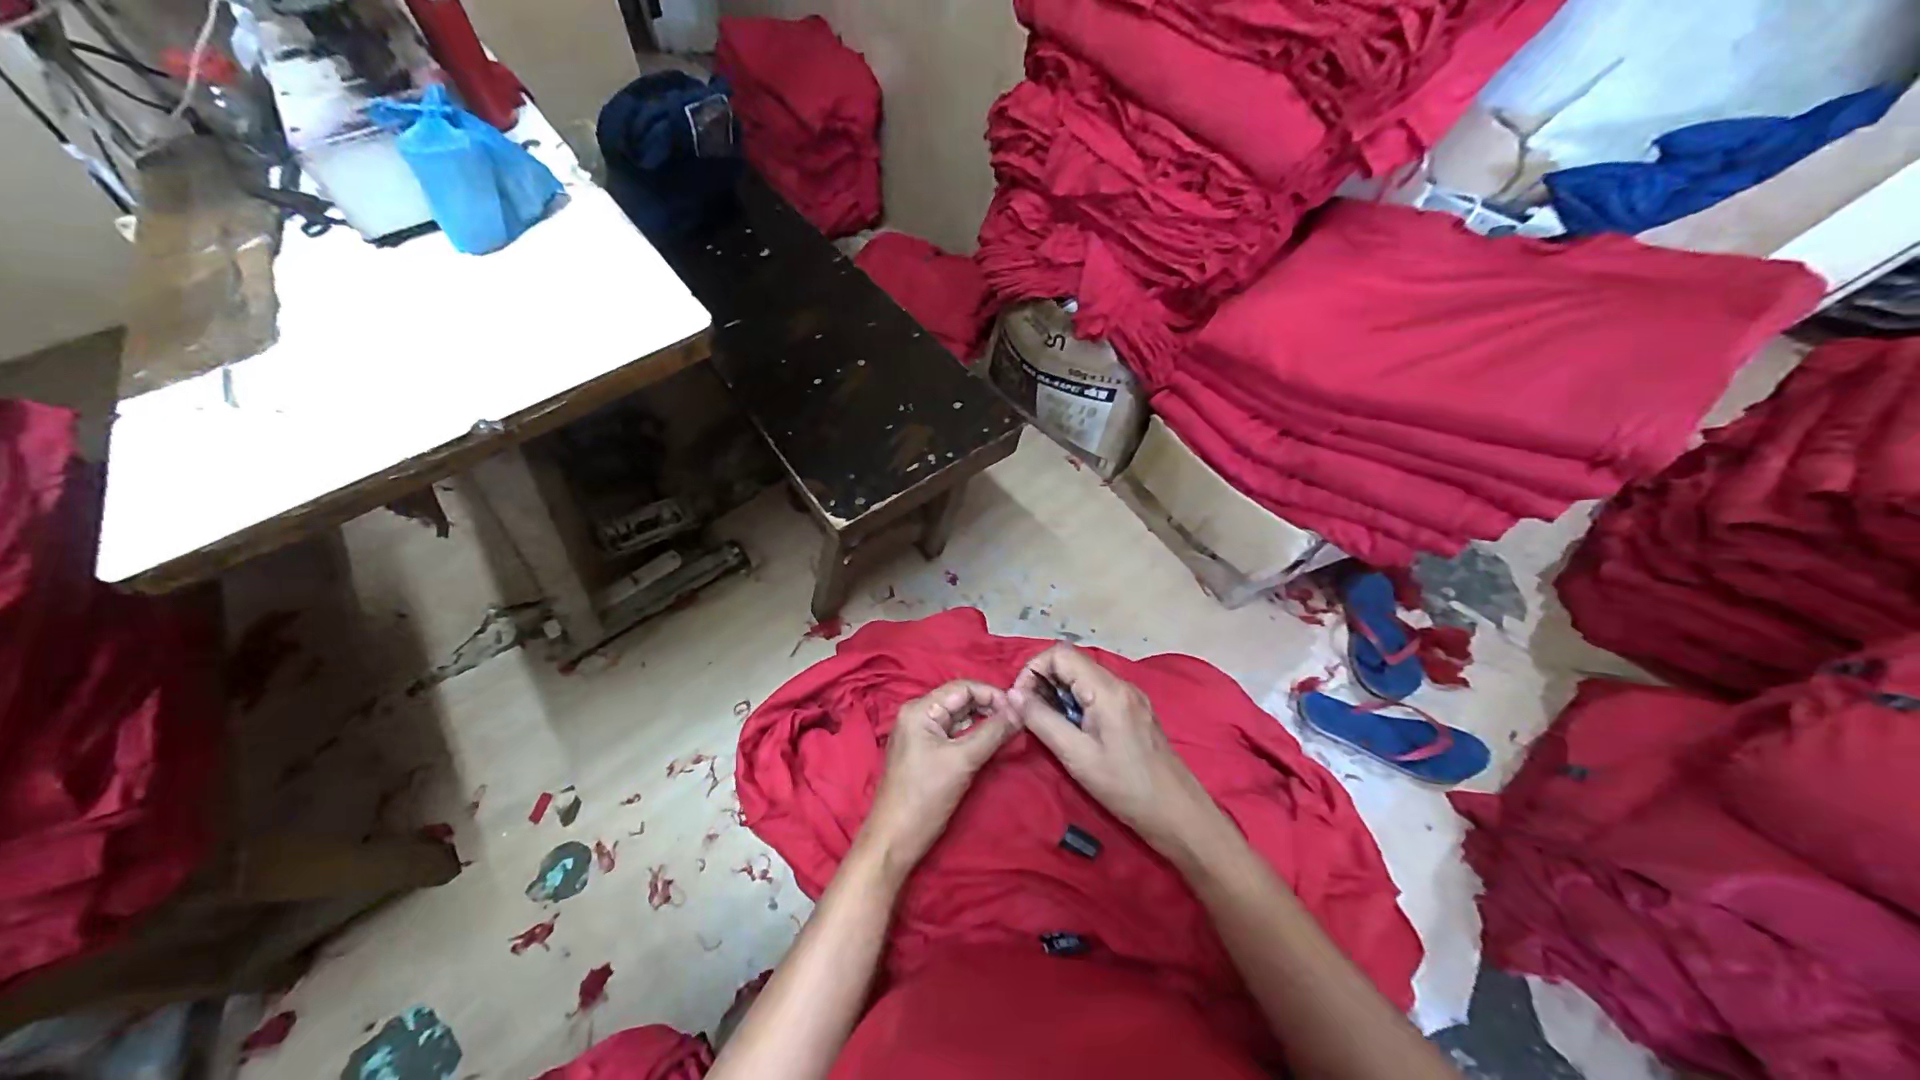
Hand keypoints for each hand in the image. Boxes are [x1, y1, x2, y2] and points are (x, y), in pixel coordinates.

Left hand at [858, 680, 1021, 873]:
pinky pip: (953, 734)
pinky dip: (973, 736)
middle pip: (960, 700)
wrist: (894, 840)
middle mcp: (917, 715)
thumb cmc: (925, 797)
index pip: (963, 687)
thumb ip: (993, 730)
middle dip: (990, 707)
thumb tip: (1020, 704)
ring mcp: (919, 734)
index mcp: (919, 710)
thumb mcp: (963, 760)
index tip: (1020, 709)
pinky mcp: (924, 752)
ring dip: (984, 722)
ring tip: (1009, 732)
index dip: (993, 694)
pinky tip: (990, 744)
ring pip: (959, 718)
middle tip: (1018, 722)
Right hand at [1009, 644, 1226, 854]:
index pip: (1060, 653)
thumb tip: (1013, 695)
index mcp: (1107, 689)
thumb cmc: (1125, 788)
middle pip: (1071, 662)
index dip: (1033, 670)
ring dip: (1058, 693)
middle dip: (1043, 682)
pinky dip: (1076, 702)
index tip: (1020, 700)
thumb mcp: (1076, 756)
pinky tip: (1072, 730)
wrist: (1178, 814)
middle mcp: (1121, 684)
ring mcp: (1130, 697)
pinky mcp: (1134, 711)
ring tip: (1047, 724)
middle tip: (1029, 714)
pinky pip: (1097, 692)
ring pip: (1083, 677)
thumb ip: (1041, 720)